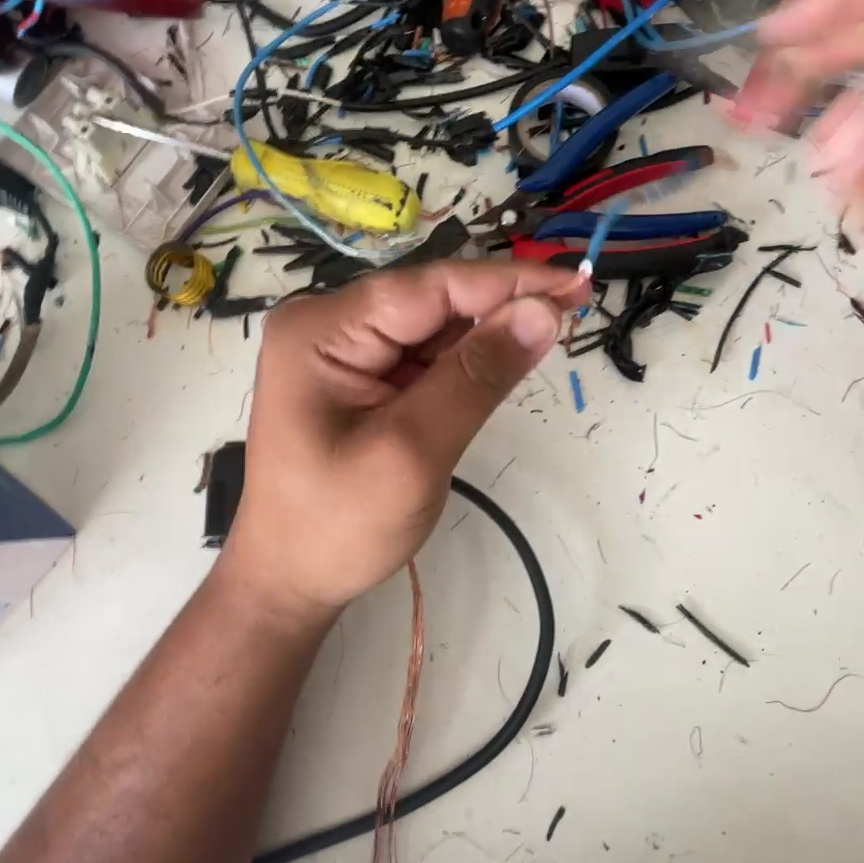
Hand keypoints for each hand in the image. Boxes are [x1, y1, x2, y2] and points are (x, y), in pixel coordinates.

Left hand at [220, 261, 581, 613]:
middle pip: (429, 302)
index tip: (575, 284)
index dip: (507, 282)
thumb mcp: (414, 450)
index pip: (429, 287)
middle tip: (570, 316)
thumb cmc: (338, 526)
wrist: (288, 581)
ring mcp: (340, 353)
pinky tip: (493, 372)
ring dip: (484, 338)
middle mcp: (326, 326)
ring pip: (431, 328)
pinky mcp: (356, 380)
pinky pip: (420, 357)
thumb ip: (478, 377)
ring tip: (538, 346)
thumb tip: (543, 311)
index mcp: (322, 331)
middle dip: (498, 307)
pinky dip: (461, 365)